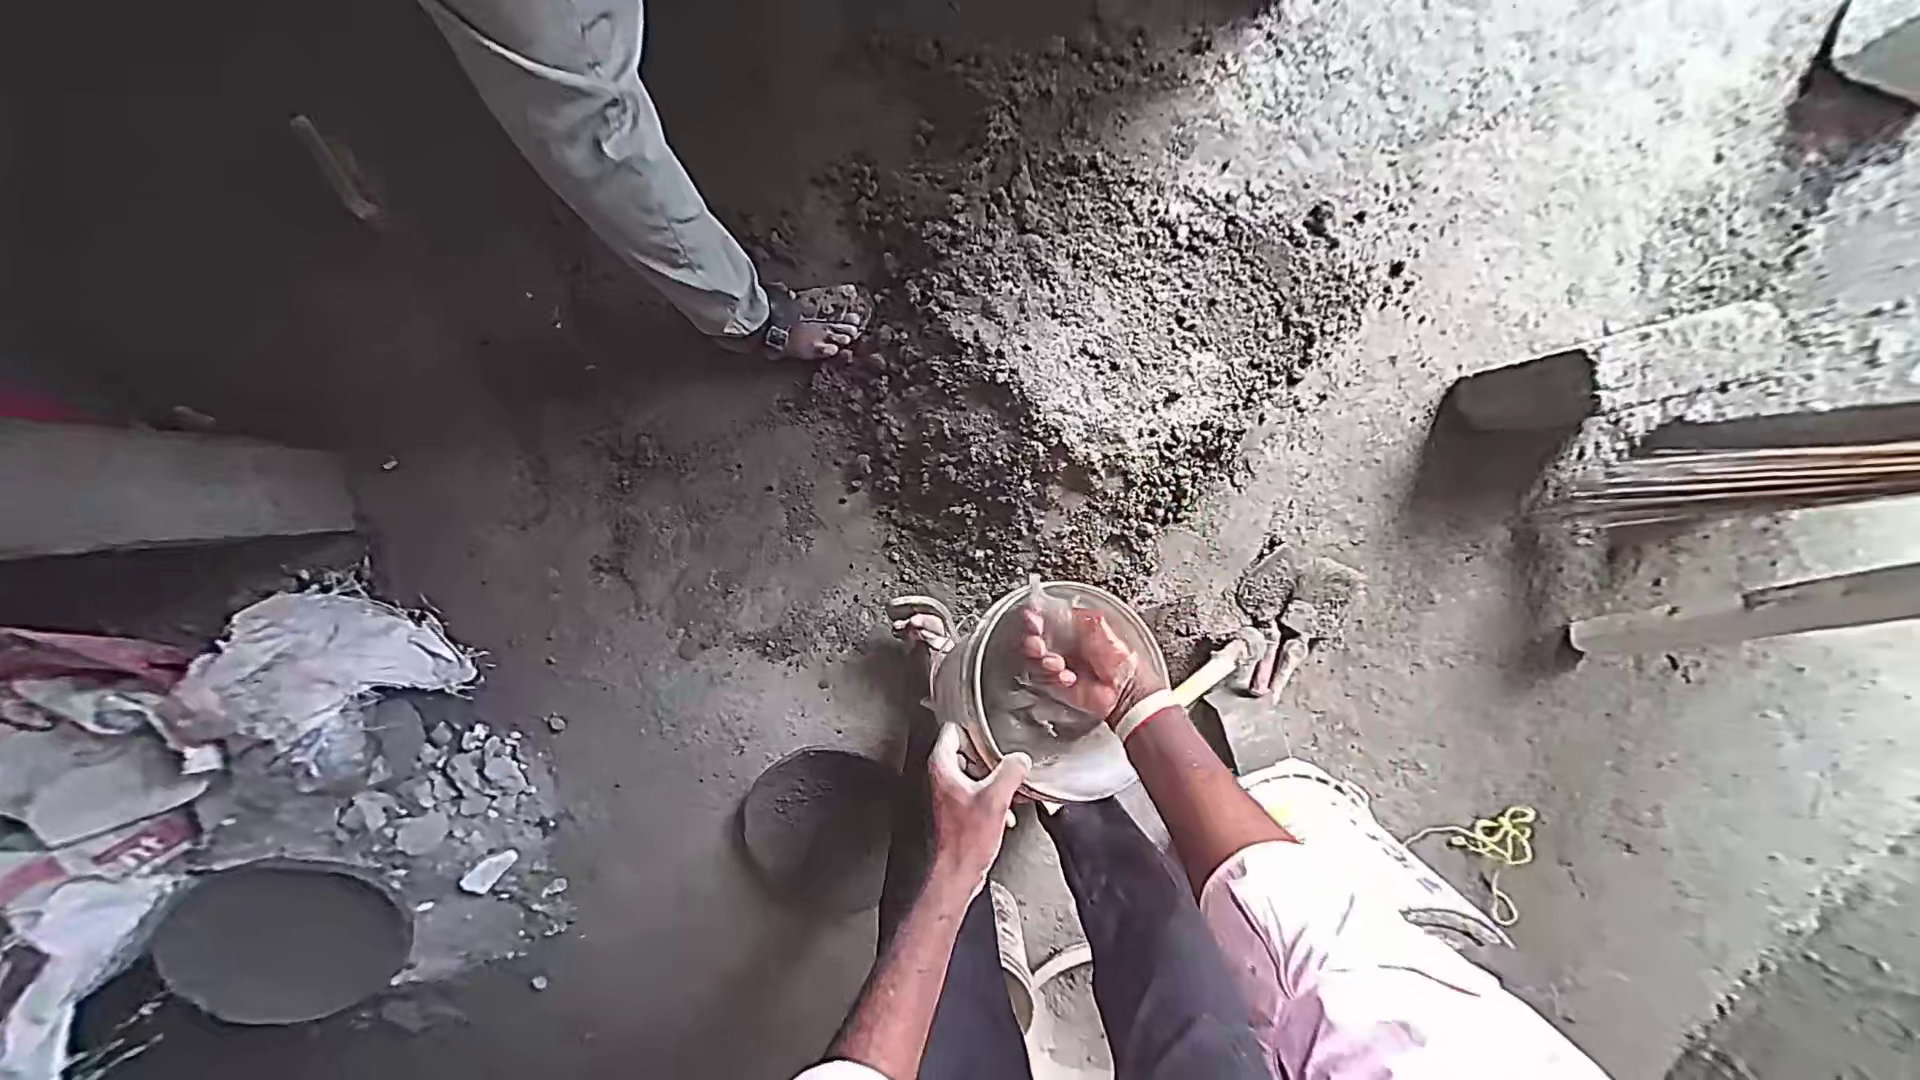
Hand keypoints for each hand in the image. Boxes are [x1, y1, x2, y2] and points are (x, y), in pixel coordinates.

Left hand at [928, 724, 1029, 898]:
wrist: (958, 872)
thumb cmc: (966, 840)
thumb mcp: (995, 799)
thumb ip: (1009, 772)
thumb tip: (1020, 759)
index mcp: (943, 766)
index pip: (953, 730)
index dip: (974, 731)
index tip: (991, 738)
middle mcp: (942, 776)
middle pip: (967, 749)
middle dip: (988, 758)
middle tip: (1003, 766)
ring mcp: (948, 792)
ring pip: (974, 770)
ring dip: (993, 778)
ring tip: (1007, 789)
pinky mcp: (957, 807)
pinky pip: (977, 789)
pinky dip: (991, 795)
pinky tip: (1004, 810)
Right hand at [1017, 607, 1166, 723]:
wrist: (1124, 688)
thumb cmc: (1118, 657)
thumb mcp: (1095, 624)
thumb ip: (1069, 615)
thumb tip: (1046, 607)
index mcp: (1071, 627)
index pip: (1043, 619)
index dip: (1033, 619)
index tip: (1032, 620)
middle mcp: (1063, 645)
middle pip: (1032, 639)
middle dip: (1033, 642)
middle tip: (1039, 645)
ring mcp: (1059, 665)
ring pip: (1034, 660)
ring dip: (1044, 661)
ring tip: (1058, 663)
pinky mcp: (1057, 685)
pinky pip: (1043, 680)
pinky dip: (1054, 678)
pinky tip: (1068, 677)